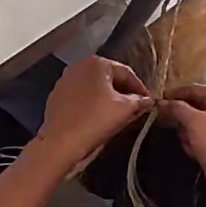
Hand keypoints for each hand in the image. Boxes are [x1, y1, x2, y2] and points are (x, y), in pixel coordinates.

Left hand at [35, 56, 152, 169]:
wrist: (61, 143)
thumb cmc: (96, 119)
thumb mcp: (125, 109)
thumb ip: (140, 101)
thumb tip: (148, 100)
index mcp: (96, 63)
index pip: (126, 73)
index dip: (141, 88)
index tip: (149, 102)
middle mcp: (78, 66)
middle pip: (109, 78)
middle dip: (124, 92)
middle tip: (136, 108)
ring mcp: (64, 81)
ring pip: (94, 88)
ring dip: (108, 98)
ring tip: (118, 114)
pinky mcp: (56, 97)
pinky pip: (81, 97)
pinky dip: (92, 104)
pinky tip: (98, 118)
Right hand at [160, 85, 205, 206]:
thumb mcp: (195, 122)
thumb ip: (177, 108)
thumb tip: (161, 101)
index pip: (197, 89)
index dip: (176, 93)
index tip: (158, 99)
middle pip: (197, 106)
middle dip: (181, 115)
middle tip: (163, 119)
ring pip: (198, 123)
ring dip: (187, 131)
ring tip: (185, 140)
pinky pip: (203, 138)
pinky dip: (195, 142)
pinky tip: (192, 150)